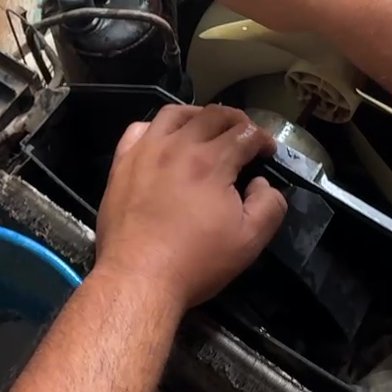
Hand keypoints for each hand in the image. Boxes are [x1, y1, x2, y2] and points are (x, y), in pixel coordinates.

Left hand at [93, 104, 287, 311]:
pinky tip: (164, 141)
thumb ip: (268, 206)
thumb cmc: (196, 262)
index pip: (245, 133)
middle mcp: (179, 145)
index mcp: (212, 161)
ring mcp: (147, 150)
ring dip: (198, 115)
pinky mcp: (123, 162)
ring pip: (176, 113)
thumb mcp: (249, 241)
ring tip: (207, 128)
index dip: (263, 138)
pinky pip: (139, 129)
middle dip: (237, 120)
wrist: (138, 277)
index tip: (268, 151)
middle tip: (245, 135)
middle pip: (213, 115)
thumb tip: (262, 183)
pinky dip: (157, 128)